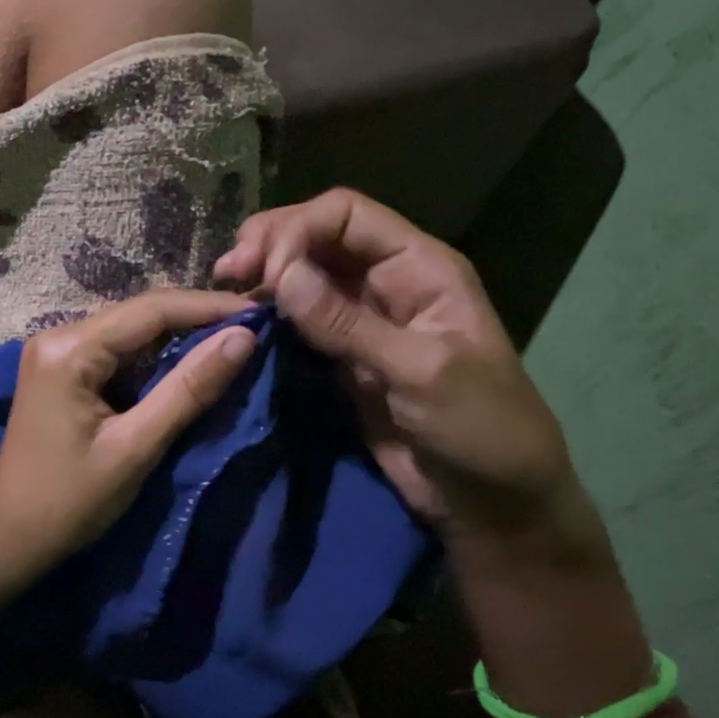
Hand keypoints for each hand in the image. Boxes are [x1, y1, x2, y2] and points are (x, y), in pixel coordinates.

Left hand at [0, 289, 257, 586]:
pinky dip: (152, 360)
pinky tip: (186, 367)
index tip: (261, 314)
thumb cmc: (70, 501)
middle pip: (138, 315)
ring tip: (231, 344)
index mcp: (68, 349)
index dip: (209, 307)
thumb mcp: (136, 447)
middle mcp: (55, 337)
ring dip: (177, 339)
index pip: (150, 309)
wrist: (12, 538)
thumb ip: (188, 389)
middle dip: (195, 320)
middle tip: (252, 330)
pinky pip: (114, 353)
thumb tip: (244, 338)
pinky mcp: (58, 373)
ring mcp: (53, 353)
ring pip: (128, 333)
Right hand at [215, 188, 584, 545]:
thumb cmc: (480, 428)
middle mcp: (388, 284)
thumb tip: (280, 274)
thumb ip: (347, 323)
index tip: (263, 274)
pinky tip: (245, 326)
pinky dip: (271, 319)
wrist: (492, 501)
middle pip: (319, 238)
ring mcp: (364, 322)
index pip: (347, 216)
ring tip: (226, 297)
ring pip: (305, 279)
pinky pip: (301, 324)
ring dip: (265, 280)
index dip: (298, 231)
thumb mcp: (420, 371)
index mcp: (420, 268)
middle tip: (227, 274)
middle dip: (271, 245)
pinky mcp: (344, 360)